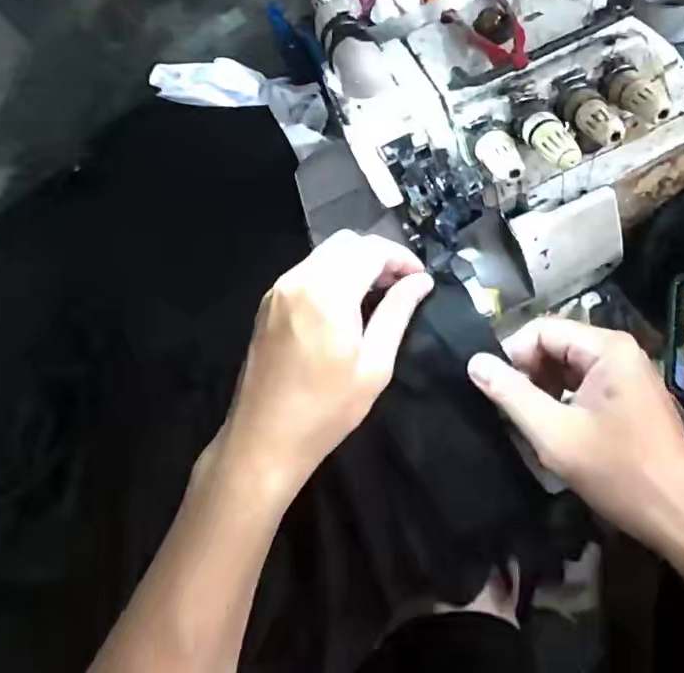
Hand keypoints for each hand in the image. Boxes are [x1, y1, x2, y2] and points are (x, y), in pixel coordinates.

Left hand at [217, 231, 433, 497]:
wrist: (262, 441)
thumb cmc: (326, 410)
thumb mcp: (375, 365)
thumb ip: (397, 313)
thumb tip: (420, 281)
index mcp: (327, 291)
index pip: (371, 249)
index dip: (401, 257)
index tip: (420, 278)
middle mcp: (299, 279)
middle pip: (347, 242)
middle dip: (379, 255)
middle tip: (402, 284)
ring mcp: (279, 289)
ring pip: (326, 253)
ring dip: (355, 262)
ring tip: (378, 294)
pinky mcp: (268, 302)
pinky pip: (308, 270)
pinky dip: (333, 273)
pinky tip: (346, 303)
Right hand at [467, 319, 683, 552]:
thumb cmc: (620, 473)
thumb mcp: (555, 434)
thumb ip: (511, 394)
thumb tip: (474, 362)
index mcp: (606, 347)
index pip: (541, 330)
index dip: (511, 354)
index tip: (491, 387)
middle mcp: (619, 350)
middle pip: (555, 344)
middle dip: (527, 372)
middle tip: (505, 407)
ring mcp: (628, 373)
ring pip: (568, 365)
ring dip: (543, 388)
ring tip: (524, 420)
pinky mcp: (631, 396)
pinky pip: (585, 383)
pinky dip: (562, 399)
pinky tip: (551, 427)